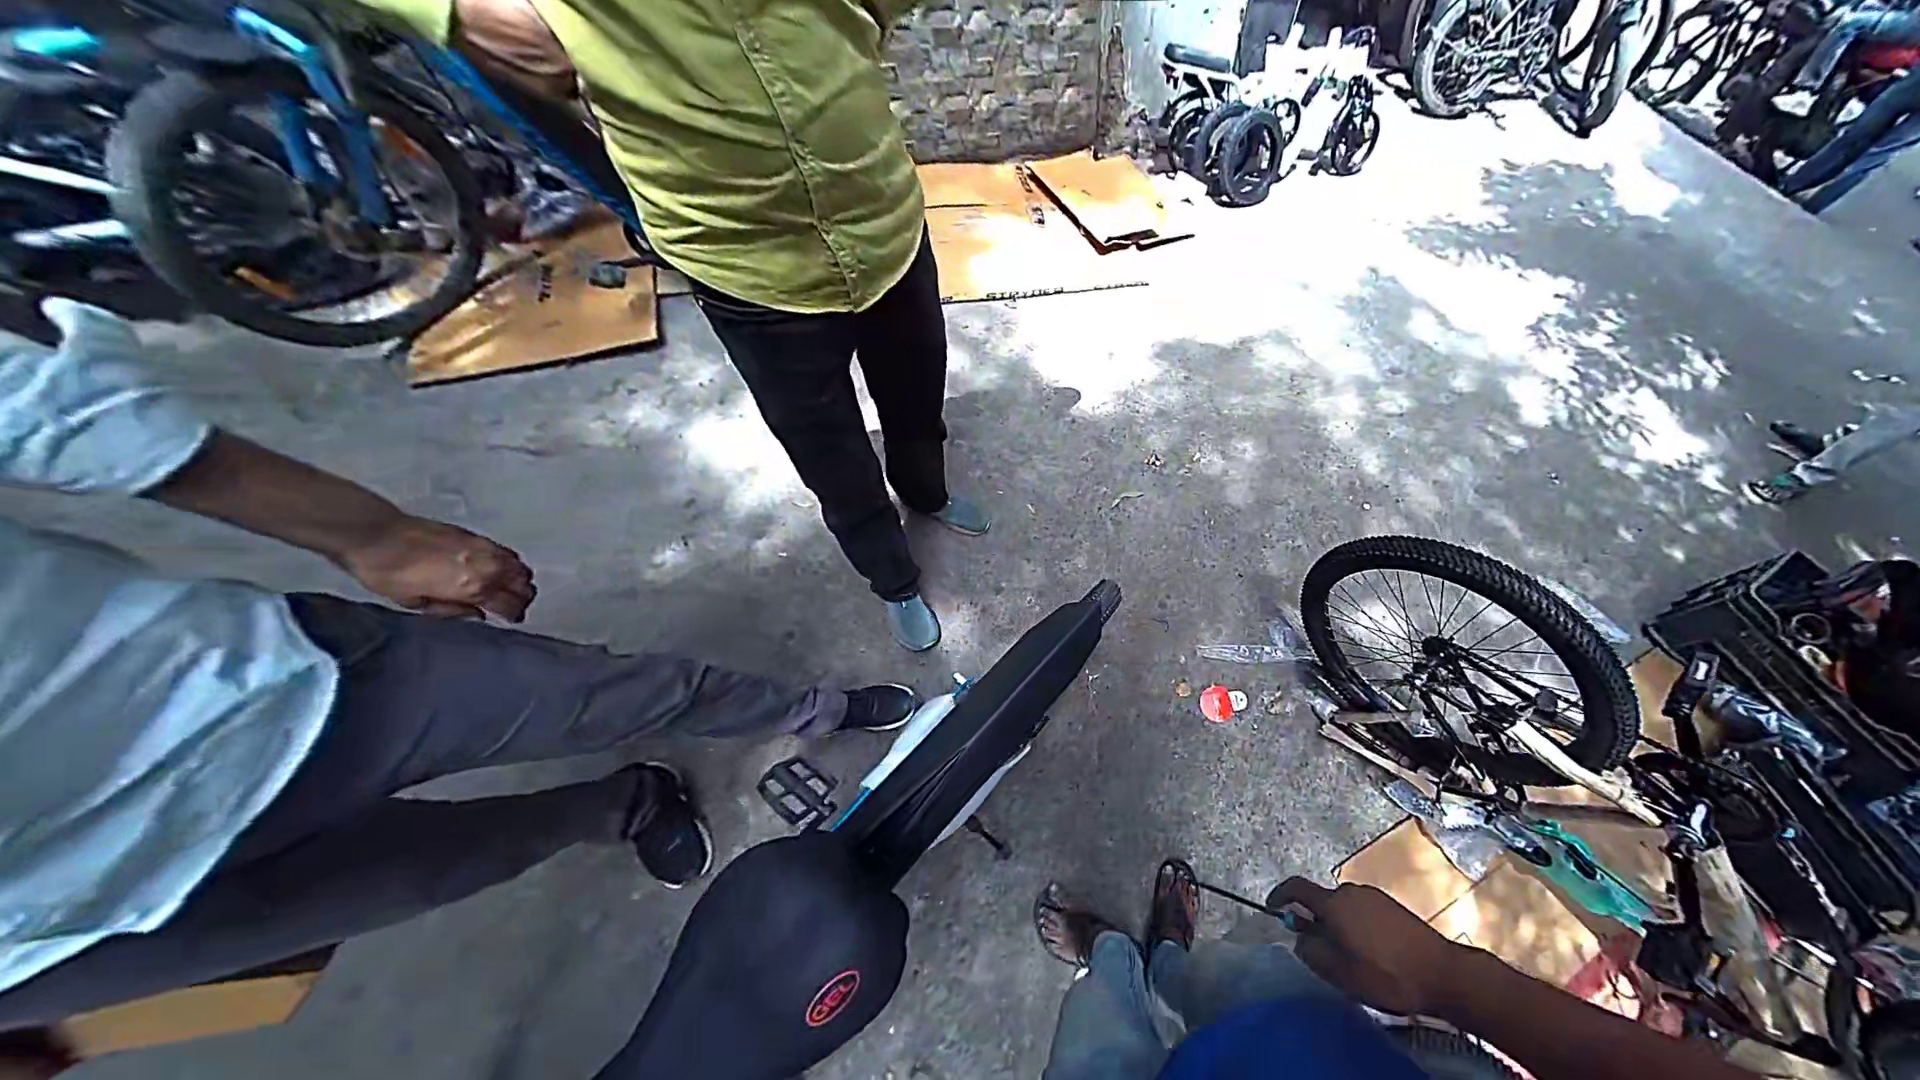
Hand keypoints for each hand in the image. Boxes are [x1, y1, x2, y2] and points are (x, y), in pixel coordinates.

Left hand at [336, 516, 534, 620]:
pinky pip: (507, 553)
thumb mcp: (414, 602)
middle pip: (523, 586)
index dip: (514, 615)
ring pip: (520, 568)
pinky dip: (510, 563)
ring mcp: (485, 550)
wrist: (376, 535)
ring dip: (519, 580)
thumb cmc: (386, 571)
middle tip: (514, 604)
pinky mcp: (478, 537)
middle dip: (522, 598)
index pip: (511, 605)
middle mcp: (487, 568)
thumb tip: (475, 614)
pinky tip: (499, 567)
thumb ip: (450, 610)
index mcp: (473, 589)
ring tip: (510, 586)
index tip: (512, 619)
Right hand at [1270, 877, 1469, 1015]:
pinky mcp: (1394, 907)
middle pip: (1322, 900)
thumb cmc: (1387, 975)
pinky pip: (1364, 912)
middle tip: (1319, 947)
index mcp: (1333, 903)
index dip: (1280, 896)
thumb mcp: (1341, 973)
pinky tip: (1372, 953)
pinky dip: (1358, 926)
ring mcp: (1375, 897)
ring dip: (1339, 925)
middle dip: (1315, 920)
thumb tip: (1301, 939)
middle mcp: (1350, 891)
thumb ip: (1312, 952)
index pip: (1296, 888)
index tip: (1273, 908)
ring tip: (1349, 956)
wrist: (1447, 976)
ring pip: (1344, 908)